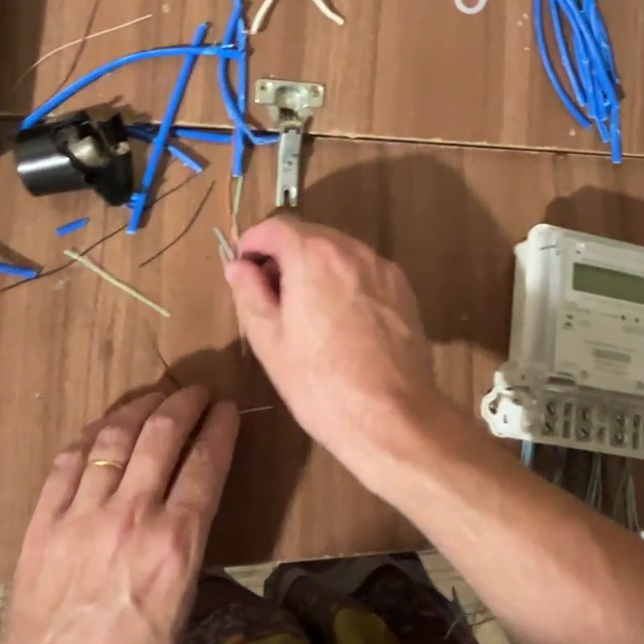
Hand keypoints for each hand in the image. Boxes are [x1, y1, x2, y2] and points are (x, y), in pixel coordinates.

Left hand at [0, 387, 239, 643]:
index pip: (206, 462)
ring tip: (154, 398)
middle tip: (196, 393)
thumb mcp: (181, 608)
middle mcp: (131, 518)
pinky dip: (90, 436)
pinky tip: (103, 428)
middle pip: (162, 436)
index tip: (227, 408)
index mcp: (175, 544)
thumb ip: (186, 544)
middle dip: (185, 404)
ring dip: (139, 408)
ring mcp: (81, 517)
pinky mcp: (41, 525)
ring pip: (114, 438)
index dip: (220, 426)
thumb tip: (192, 498)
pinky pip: (67, 462)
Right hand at [224, 215, 439, 463]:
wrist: (392, 417)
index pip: (275, 226)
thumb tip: (239, 266)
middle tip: (268, 294)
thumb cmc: (320, 382)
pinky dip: (345, 282)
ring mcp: (383, 268)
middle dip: (284, 254)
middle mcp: (352, 249)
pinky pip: (364, 272)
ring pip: (339, 252)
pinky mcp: (404, 290)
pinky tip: (340, 321)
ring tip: (304, 311)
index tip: (242, 268)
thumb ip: (250, 293)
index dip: (252, 242)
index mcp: (314, 255)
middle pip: (310, 234)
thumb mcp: (269, 340)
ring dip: (315, 267)